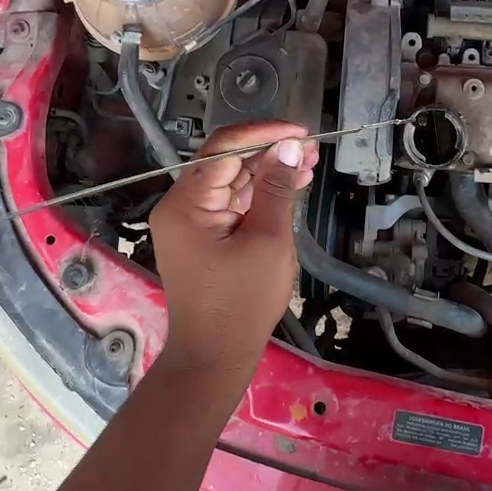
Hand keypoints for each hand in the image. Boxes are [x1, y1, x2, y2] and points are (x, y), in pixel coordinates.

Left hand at [148, 120, 318, 381]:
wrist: (214, 357)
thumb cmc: (241, 303)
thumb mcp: (267, 241)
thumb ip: (277, 188)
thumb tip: (290, 146)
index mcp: (186, 203)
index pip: (224, 148)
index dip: (264, 133)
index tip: (301, 132)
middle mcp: (180, 205)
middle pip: (226, 161)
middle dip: (269, 151)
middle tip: (311, 148)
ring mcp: (190, 221)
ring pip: (231, 180)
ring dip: (268, 170)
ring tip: (310, 162)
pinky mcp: (202, 235)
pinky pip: (231, 202)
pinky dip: (260, 194)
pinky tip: (292, 185)